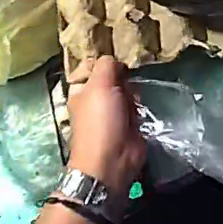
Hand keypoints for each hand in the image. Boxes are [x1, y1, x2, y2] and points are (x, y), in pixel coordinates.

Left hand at [67, 56, 146, 194]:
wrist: (112, 160)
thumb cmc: (101, 121)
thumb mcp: (99, 85)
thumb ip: (107, 66)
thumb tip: (118, 63)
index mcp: (82, 90)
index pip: (96, 67)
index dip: (108, 64)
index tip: (119, 63)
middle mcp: (96, 100)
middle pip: (114, 79)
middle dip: (123, 80)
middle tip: (127, 86)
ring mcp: (112, 112)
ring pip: (127, 92)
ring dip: (133, 94)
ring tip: (134, 101)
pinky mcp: (128, 124)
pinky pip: (136, 107)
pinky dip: (139, 107)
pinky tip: (140, 109)